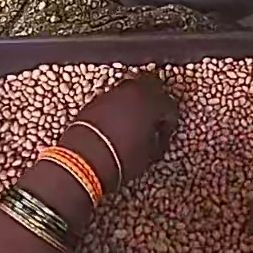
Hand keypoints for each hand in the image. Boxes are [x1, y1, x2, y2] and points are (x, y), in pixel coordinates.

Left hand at [60, 74, 178, 189]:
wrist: (83, 160)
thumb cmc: (119, 158)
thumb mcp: (148, 155)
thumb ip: (157, 141)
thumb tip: (156, 140)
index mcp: (152, 101)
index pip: (169, 108)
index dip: (169, 126)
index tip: (163, 138)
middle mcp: (132, 91)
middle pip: (151, 94)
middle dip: (154, 109)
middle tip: (153, 128)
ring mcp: (112, 94)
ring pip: (131, 94)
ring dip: (136, 107)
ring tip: (134, 127)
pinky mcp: (95, 100)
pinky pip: (114, 100)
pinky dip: (118, 110)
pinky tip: (116, 127)